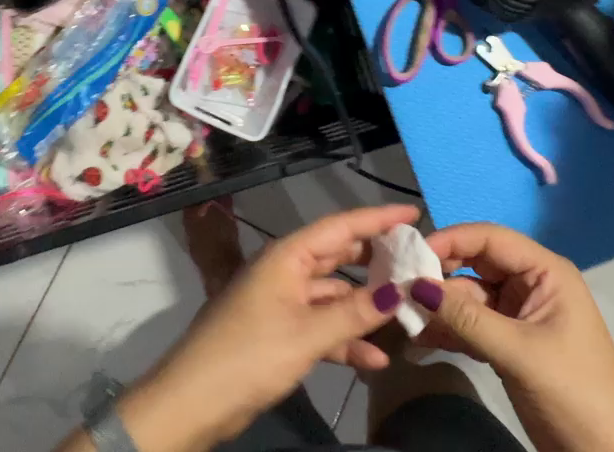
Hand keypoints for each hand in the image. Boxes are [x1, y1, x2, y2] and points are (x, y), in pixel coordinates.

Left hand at [109, 204, 417, 451]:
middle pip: (339, 257)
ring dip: (366, 307)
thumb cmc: (250, 354)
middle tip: (419, 261)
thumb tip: (400, 287)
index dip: (378, 219)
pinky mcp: (280, 333)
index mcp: (288, 255)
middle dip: (377, 260)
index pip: (341, 227)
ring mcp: (282, 302)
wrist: (195, 400)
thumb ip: (355, 312)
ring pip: (334, 295)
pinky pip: (322, 326)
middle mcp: (286, 270)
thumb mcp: (308, 334)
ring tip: (408, 313)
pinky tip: (376, 360)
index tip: (414, 213)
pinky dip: (346, 339)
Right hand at [409, 223, 613, 451]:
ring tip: (400, 315)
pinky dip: (445, 329)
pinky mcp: (508, 342)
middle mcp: (530, 284)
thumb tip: (412, 285)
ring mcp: (518, 314)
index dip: (450, 240)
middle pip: (474, 264)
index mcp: (545, 272)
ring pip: (467, 296)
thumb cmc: (575, 393)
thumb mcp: (519, 353)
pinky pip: (469, 324)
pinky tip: (416, 337)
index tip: (410, 255)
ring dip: (436, 305)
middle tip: (396, 285)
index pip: (489, 238)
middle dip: (437, 274)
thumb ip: (465, 318)